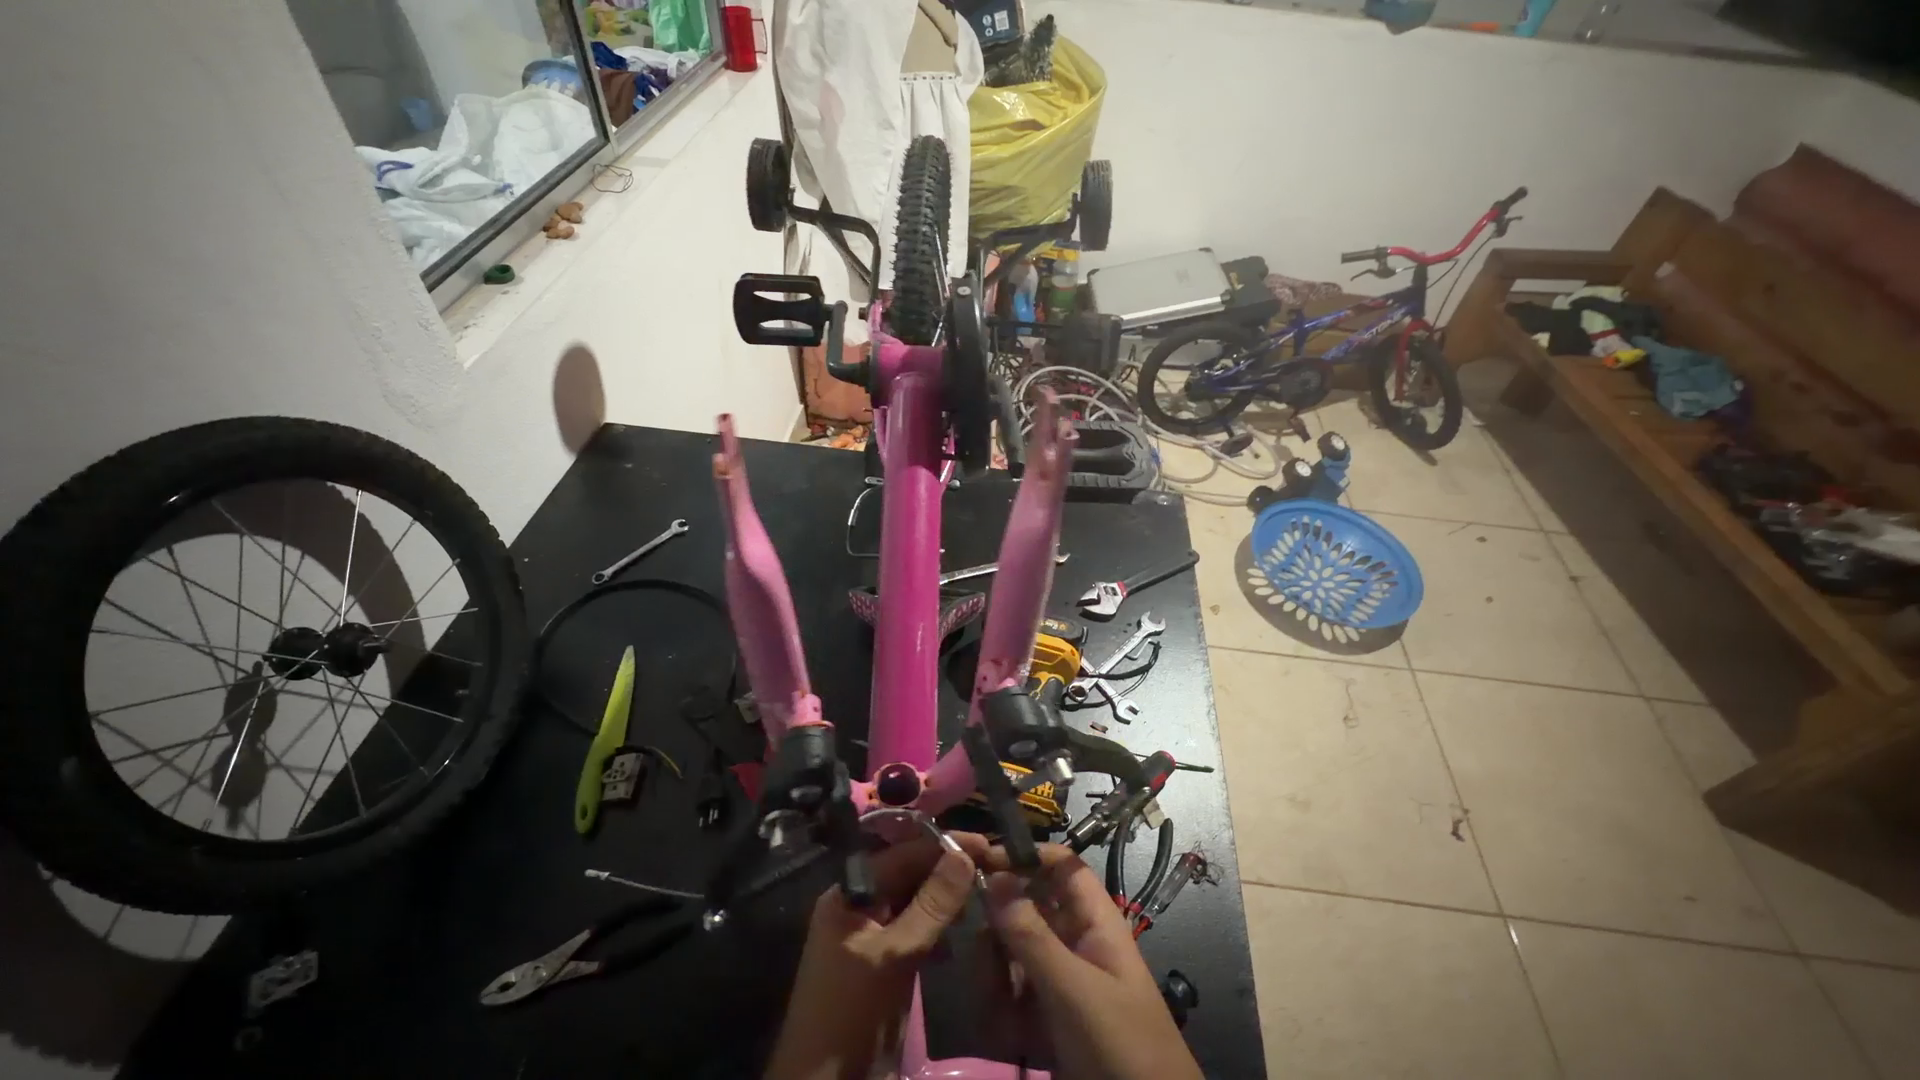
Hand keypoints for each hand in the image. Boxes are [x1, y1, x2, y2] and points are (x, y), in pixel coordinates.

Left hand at [763, 832, 988, 1079]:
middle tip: (996, 868)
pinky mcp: (888, 963)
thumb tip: (964, 854)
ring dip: (949, 899)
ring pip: (917, 903)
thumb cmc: (852, 1009)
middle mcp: (860, 906)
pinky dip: (942, 927)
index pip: (901, 854)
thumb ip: (932, 904)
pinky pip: (918, 931)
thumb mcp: (895, 953)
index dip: (944, 846)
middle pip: (909, 875)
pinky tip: (968, 928)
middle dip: (949, 870)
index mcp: (849, 893)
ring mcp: (873, 936)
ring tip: (989, 892)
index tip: (987, 844)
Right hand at [981, 843, 1202, 1079]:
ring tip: (1002, 1018)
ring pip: (1007, 954)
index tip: (979, 861)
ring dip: (994, 981)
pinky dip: (999, 1014)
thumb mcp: (1074, 989)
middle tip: (987, 966)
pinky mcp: (1042, 1015)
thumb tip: (992, 876)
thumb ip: (1030, 935)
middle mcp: (1071, 940)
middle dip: (996, 935)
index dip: (1024, 855)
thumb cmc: (1122, 1042)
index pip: (1059, 866)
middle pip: (1021, 909)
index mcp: (1093, 920)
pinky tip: (1007, 1037)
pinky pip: (1007, 996)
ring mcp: (1055, 979)